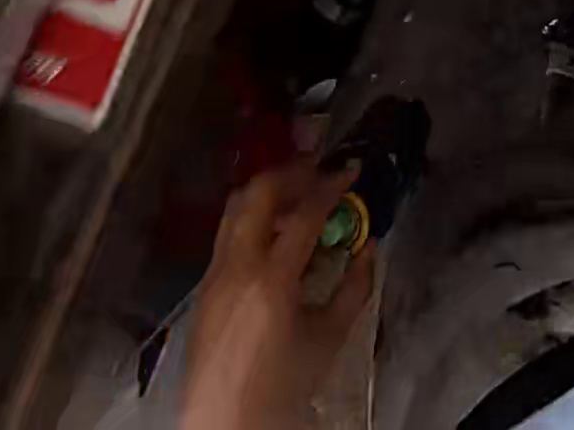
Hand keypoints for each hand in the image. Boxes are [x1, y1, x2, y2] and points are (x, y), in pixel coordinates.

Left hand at [179, 160, 374, 429]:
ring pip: (236, 206)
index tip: (351, 170)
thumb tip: (370, 247)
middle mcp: (236, 266)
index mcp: (271, 280)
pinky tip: (275, 234)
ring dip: (269, 192)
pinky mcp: (204, 285)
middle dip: (293, 173)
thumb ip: (355, 288)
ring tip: (298, 196)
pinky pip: (228, 233)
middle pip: (259, 192)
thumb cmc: (282, 388)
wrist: (224, 429)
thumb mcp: (329, 339)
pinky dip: (254, 218)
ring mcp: (214, 273)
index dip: (332, 185)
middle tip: (319, 170)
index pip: (305, 213)